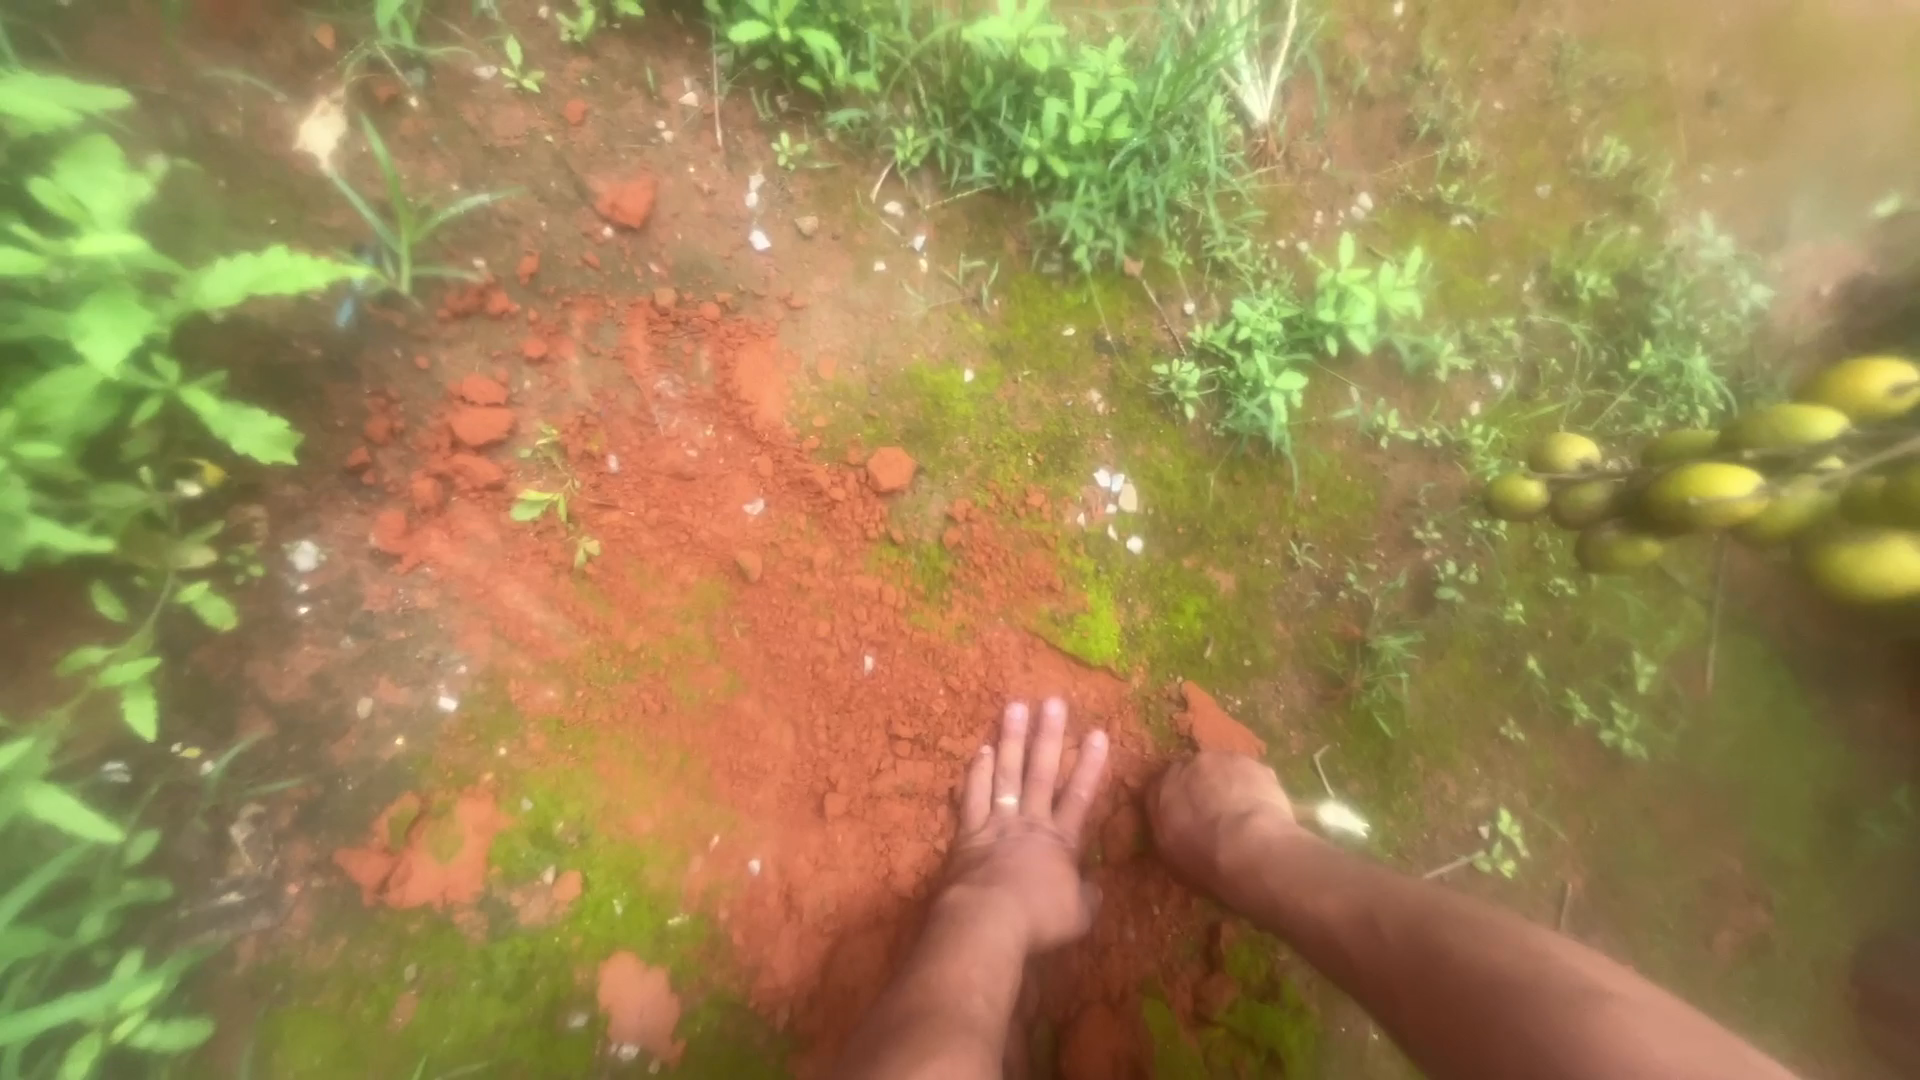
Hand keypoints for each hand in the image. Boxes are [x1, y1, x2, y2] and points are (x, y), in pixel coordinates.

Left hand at [942, 699, 1109, 953]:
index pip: (1080, 796)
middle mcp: (1029, 823)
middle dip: (1049, 736)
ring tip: (1014, 706)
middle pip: (1041, 772)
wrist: (987, 921)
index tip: (1098, 733)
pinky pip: (972, 795)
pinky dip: (976, 772)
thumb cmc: (1038, 921)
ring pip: (1005, 773)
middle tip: (1053, 701)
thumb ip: (1087, 898)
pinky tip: (980, 750)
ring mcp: (996, 823)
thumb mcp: (1077, 917)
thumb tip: (1095, 888)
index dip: (1090, 765)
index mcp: (1060, 842)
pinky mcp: (967, 832)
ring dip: (1010, 739)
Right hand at [1149, 751, 1302, 904]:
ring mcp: (1220, 761)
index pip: (1161, 789)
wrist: (1247, 848)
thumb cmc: (1202, 859)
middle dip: (1202, 790)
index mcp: (1159, 789)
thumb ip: (1167, 831)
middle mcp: (1185, 766)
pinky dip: (1256, 789)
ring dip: (1230, 786)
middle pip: (1193, 774)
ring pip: (1224, 771)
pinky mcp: (1252, 763)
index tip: (1185, 820)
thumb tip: (1172, 828)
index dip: (1176, 804)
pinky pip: (1252, 775)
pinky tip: (1266, 813)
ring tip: (1245, 816)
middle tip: (1216, 817)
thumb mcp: (1170, 855)